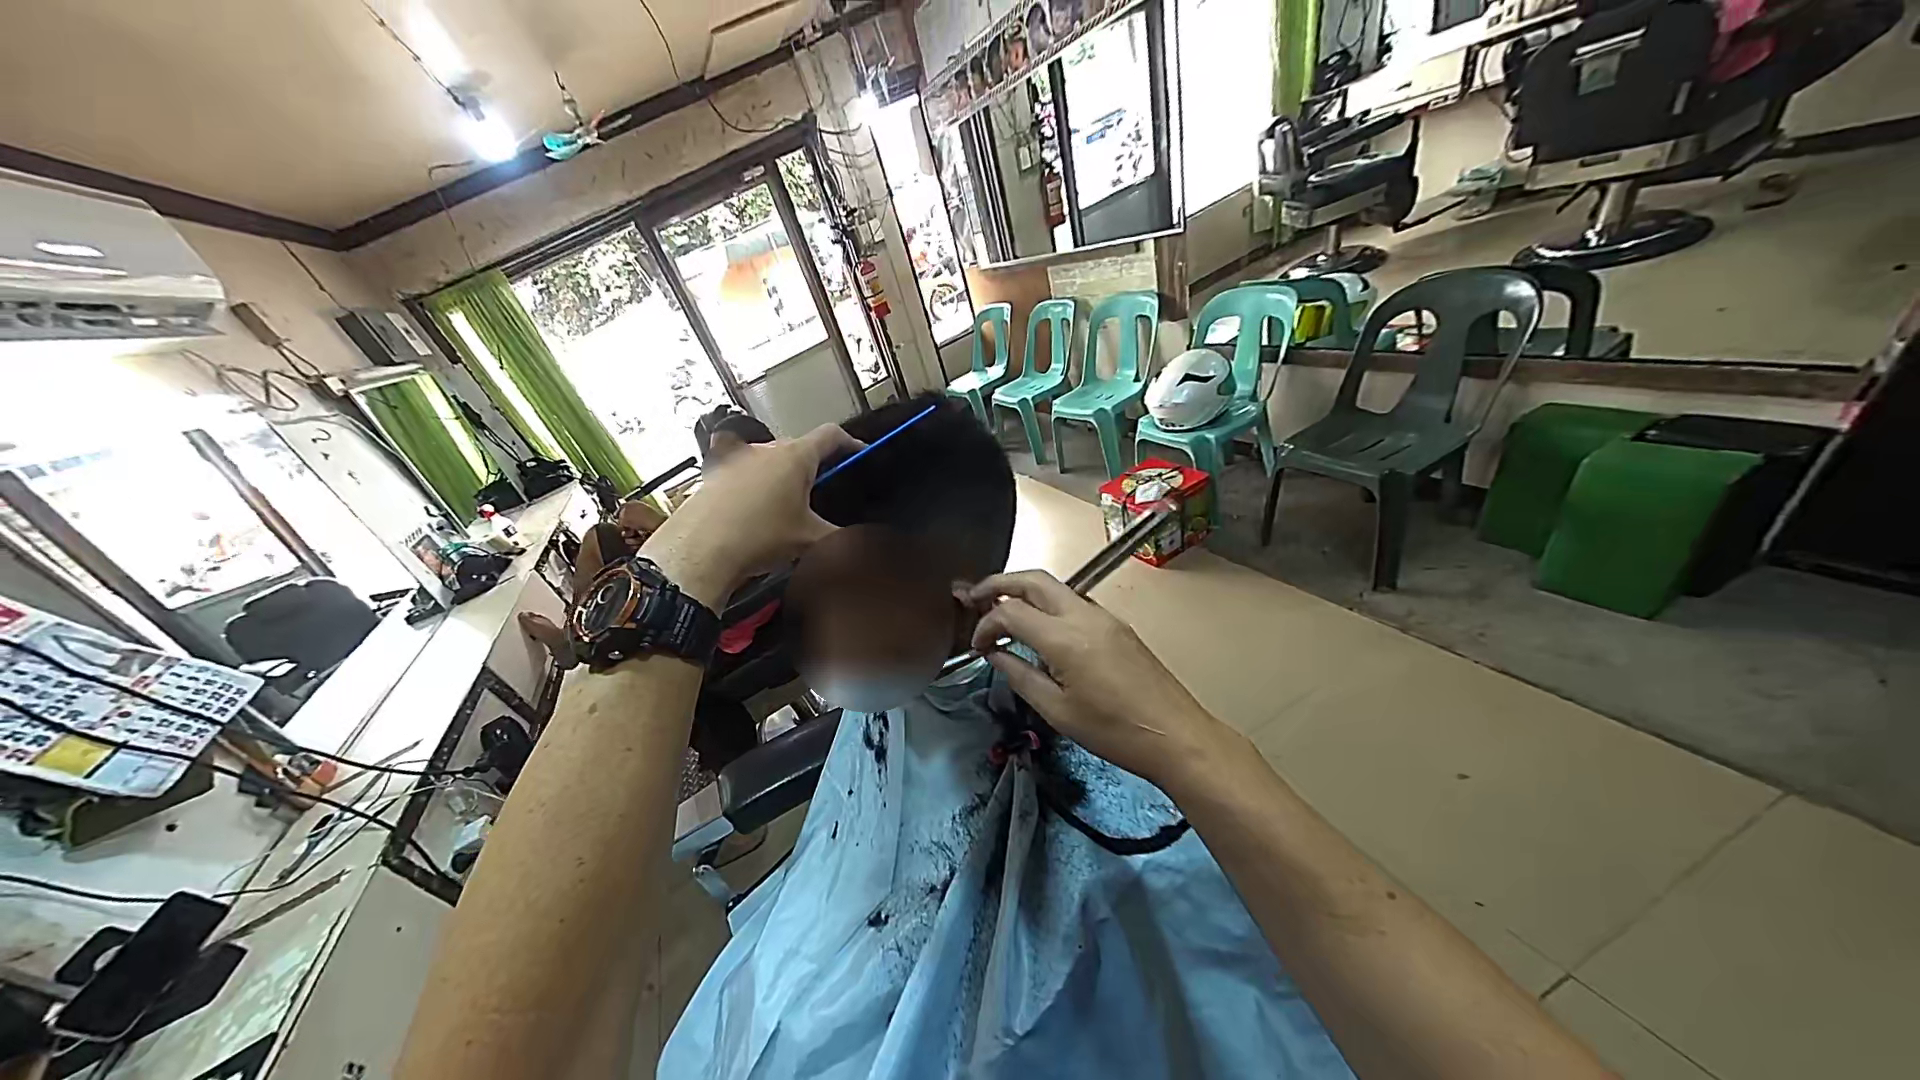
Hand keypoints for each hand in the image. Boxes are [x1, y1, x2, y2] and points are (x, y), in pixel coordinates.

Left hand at [639, 424, 861, 608]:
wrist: (699, 550)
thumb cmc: (754, 537)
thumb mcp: (811, 540)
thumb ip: (840, 537)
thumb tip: (855, 543)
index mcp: (795, 456)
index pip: (832, 435)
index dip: (851, 443)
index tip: (857, 453)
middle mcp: (764, 449)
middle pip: (799, 447)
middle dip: (814, 466)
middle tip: (824, 490)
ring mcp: (735, 459)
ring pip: (769, 459)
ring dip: (781, 475)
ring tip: (786, 506)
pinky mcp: (713, 474)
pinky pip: (742, 471)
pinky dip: (753, 484)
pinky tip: (754, 510)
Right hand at [967, 571, 1231, 788]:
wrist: (1176, 735)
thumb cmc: (1115, 731)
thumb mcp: (1056, 710)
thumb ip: (1019, 674)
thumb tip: (996, 654)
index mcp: (1065, 638)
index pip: (1011, 611)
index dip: (986, 624)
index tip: (977, 645)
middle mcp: (1085, 615)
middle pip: (1033, 579)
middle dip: (999, 583)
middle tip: (975, 598)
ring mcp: (1104, 616)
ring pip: (1055, 586)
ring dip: (1024, 591)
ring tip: (1003, 612)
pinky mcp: (1117, 625)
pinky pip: (1073, 602)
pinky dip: (1047, 605)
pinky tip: (1039, 628)